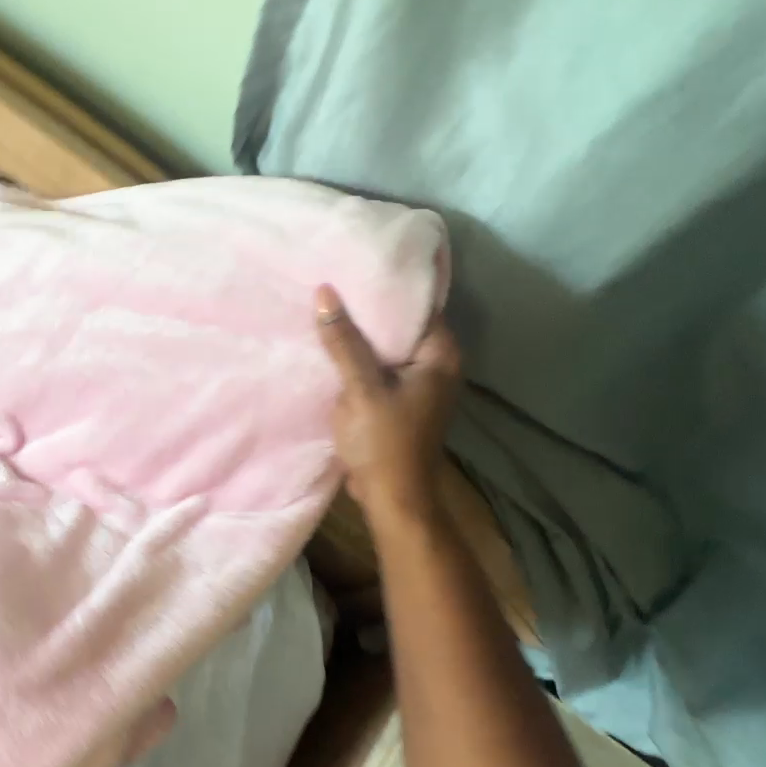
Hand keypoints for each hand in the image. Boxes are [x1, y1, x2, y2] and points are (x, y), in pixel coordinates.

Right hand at [317, 284, 461, 521]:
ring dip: (359, 339)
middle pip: (400, 327)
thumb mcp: (361, 388)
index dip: (387, 287)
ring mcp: (417, 386)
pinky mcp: (398, 402)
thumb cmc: (384, 442)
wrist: (391, 497)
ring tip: (327, 312)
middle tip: (334, 286)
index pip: (418, 305)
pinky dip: (358, 362)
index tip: (356, 269)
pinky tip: (331, 352)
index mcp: (440, 355)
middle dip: (368, 312)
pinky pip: (377, 371)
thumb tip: (325, 292)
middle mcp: (435, 365)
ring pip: (386, 350)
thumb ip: (344, 342)